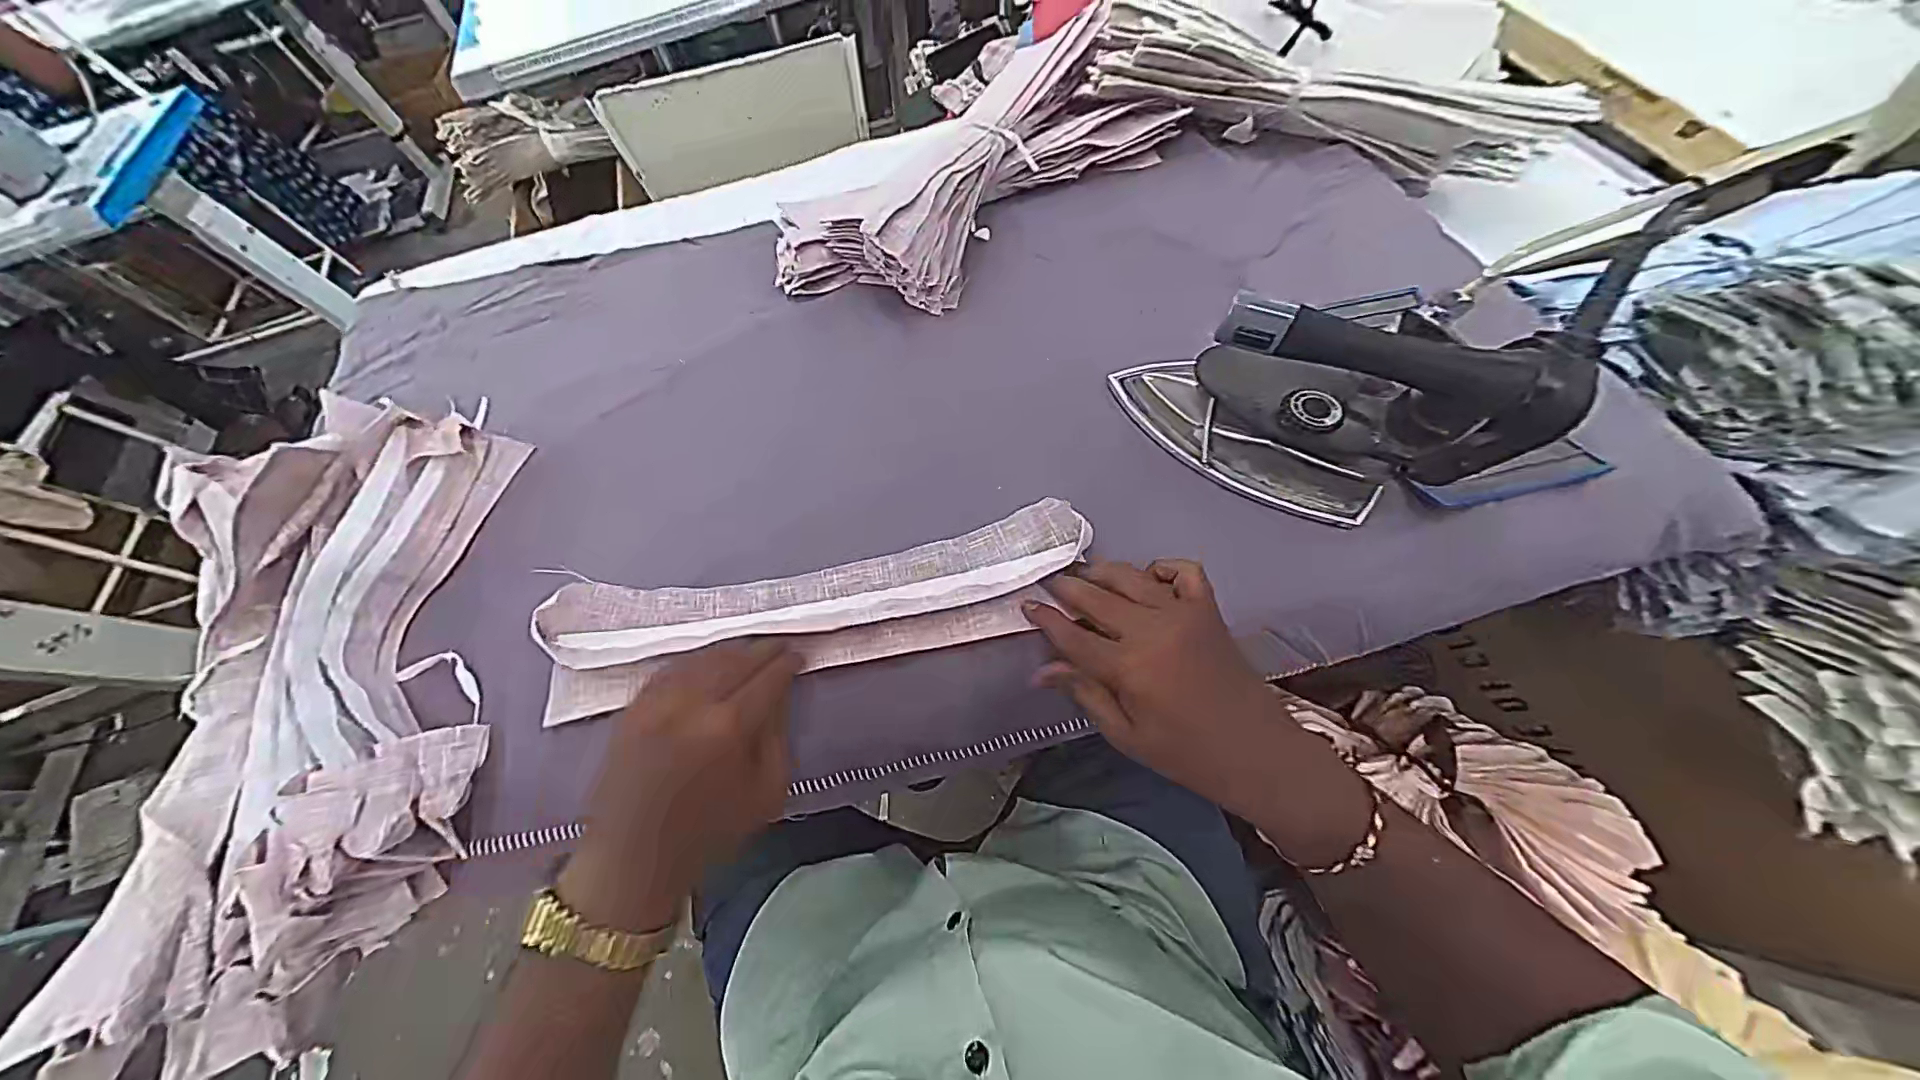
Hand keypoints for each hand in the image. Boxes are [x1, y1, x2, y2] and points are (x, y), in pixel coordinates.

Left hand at [558, 640, 800, 931]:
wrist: (632, 860)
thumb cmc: (709, 833)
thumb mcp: (766, 792)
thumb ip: (778, 736)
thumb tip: (780, 694)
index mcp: (728, 728)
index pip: (767, 678)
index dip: (786, 663)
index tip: (799, 654)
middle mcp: (691, 705)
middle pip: (735, 660)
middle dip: (762, 649)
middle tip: (780, 644)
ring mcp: (656, 703)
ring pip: (701, 659)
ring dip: (730, 649)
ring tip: (749, 648)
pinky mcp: (633, 709)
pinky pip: (671, 669)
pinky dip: (696, 660)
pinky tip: (709, 660)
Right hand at [1023, 558, 1370, 864]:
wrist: (1257, 751)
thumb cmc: (1186, 753)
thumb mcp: (1126, 734)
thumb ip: (1085, 694)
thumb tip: (1043, 671)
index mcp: (1129, 667)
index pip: (1073, 634)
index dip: (1046, 619)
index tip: (1027, 605)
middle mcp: (1153, 630)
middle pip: (1097, 598)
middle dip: (1067, 587)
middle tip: (1049, 583)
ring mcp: (1184, 614)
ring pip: (1132, 576)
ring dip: (1103, 572)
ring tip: (1085, 576)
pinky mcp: (1209, 610)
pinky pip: (1184, 571)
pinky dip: (1161, 568)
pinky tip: (1148, 579)